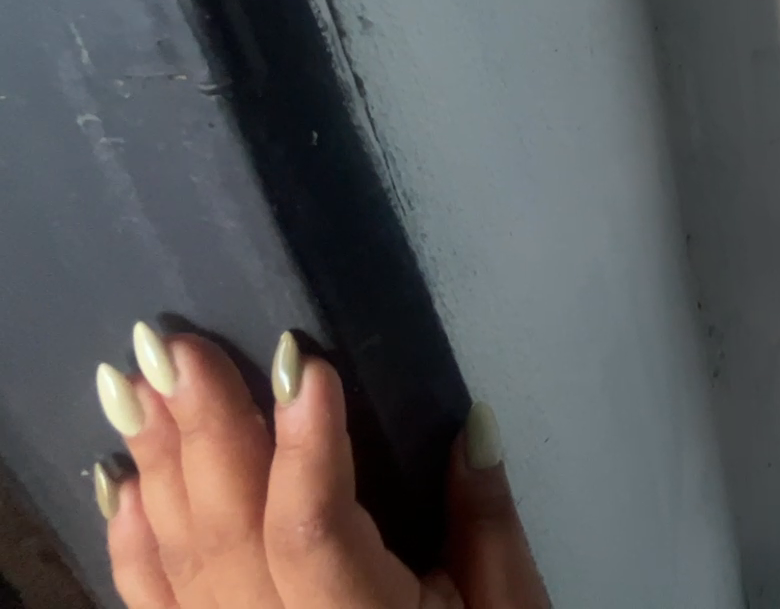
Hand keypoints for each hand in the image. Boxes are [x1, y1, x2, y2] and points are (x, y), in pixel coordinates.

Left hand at [94, 324, 549, 607]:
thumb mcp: (506, 595)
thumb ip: (485, 513)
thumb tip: (474, 423)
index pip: (313, 526)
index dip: (307, 444)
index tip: (304, 361)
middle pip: (226, 528)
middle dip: (205, 427)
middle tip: (176, 346)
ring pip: (177, 552)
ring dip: (158, 460)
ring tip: (142, 381)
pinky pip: (150, 593)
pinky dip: (132, 531)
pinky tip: (122, 477)